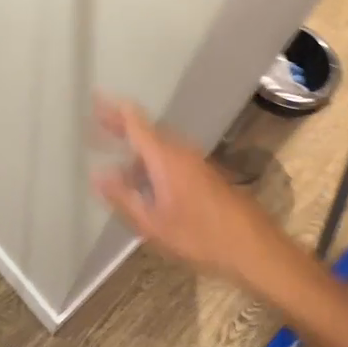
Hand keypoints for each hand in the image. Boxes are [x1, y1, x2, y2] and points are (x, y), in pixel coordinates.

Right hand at [91, 96, 305, 287]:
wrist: (253, 247)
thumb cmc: (200, 236)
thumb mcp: (153, 224)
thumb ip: (123, 197)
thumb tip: (97, 175)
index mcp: (164, 157)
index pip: (134, 122)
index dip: (112, 108)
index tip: (94, 99)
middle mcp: (179, 151)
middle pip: (145, 131)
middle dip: (119, 128)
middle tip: (95, 129)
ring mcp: (194, 161)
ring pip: (158, 147)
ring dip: (135, 149)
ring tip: (114, 163)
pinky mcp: (204, 174)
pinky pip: (169, 158)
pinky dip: (150, 161)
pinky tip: (144, 183)